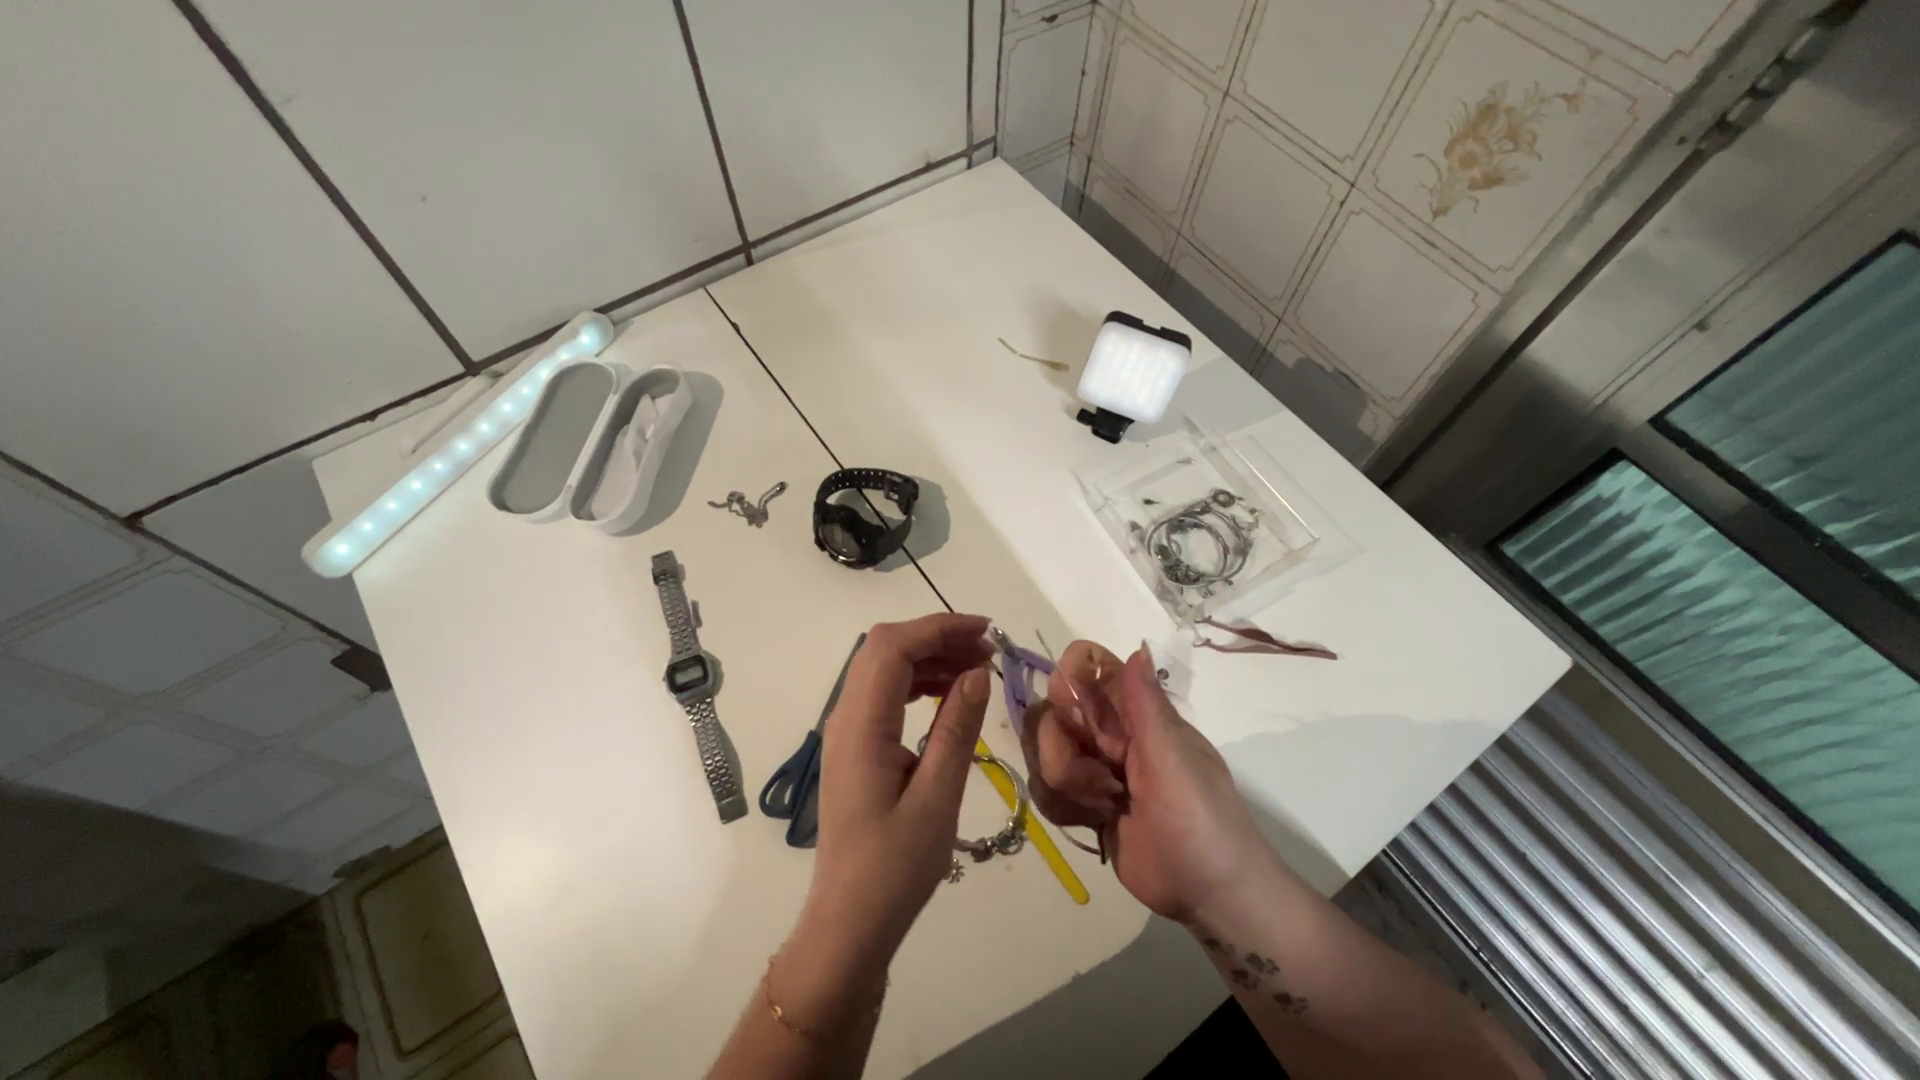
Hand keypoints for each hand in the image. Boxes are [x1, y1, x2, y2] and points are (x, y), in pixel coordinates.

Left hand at [805, 613, 992, 961]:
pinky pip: (885, 697)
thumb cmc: (894, 868)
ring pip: (884, 670)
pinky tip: (950, 696)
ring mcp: (847, 733)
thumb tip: (977, 672)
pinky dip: (917, 684)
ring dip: (929, 659)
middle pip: (884, 649)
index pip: (893, 647)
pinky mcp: (856, 749)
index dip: (939, 628)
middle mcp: (846, 719)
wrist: (850, 920)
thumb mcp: (937, 799)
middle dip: (936, 637)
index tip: (987, 631)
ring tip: (978, 670)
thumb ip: (957, 730)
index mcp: (861, 726)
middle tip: (988, 650)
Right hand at [1022, 642, 1273, 922]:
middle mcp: (1111, 734)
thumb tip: (1138, 645)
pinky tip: (1095, 825)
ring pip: (1044, 754)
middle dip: (1062, 750)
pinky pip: (1047, 791)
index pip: (1086, 669)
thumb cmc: (1200, 820)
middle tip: (1102, 780)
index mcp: (1137, 713)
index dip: (1067, 682)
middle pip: (1051, 714)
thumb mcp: (1175, 761)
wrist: (1209, 895)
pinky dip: (1064, 808)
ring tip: (1105, 807)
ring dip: (1066, 784)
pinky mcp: (1083, 805)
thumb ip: (1147, 706)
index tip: (1073, 714)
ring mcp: (1095, 770)